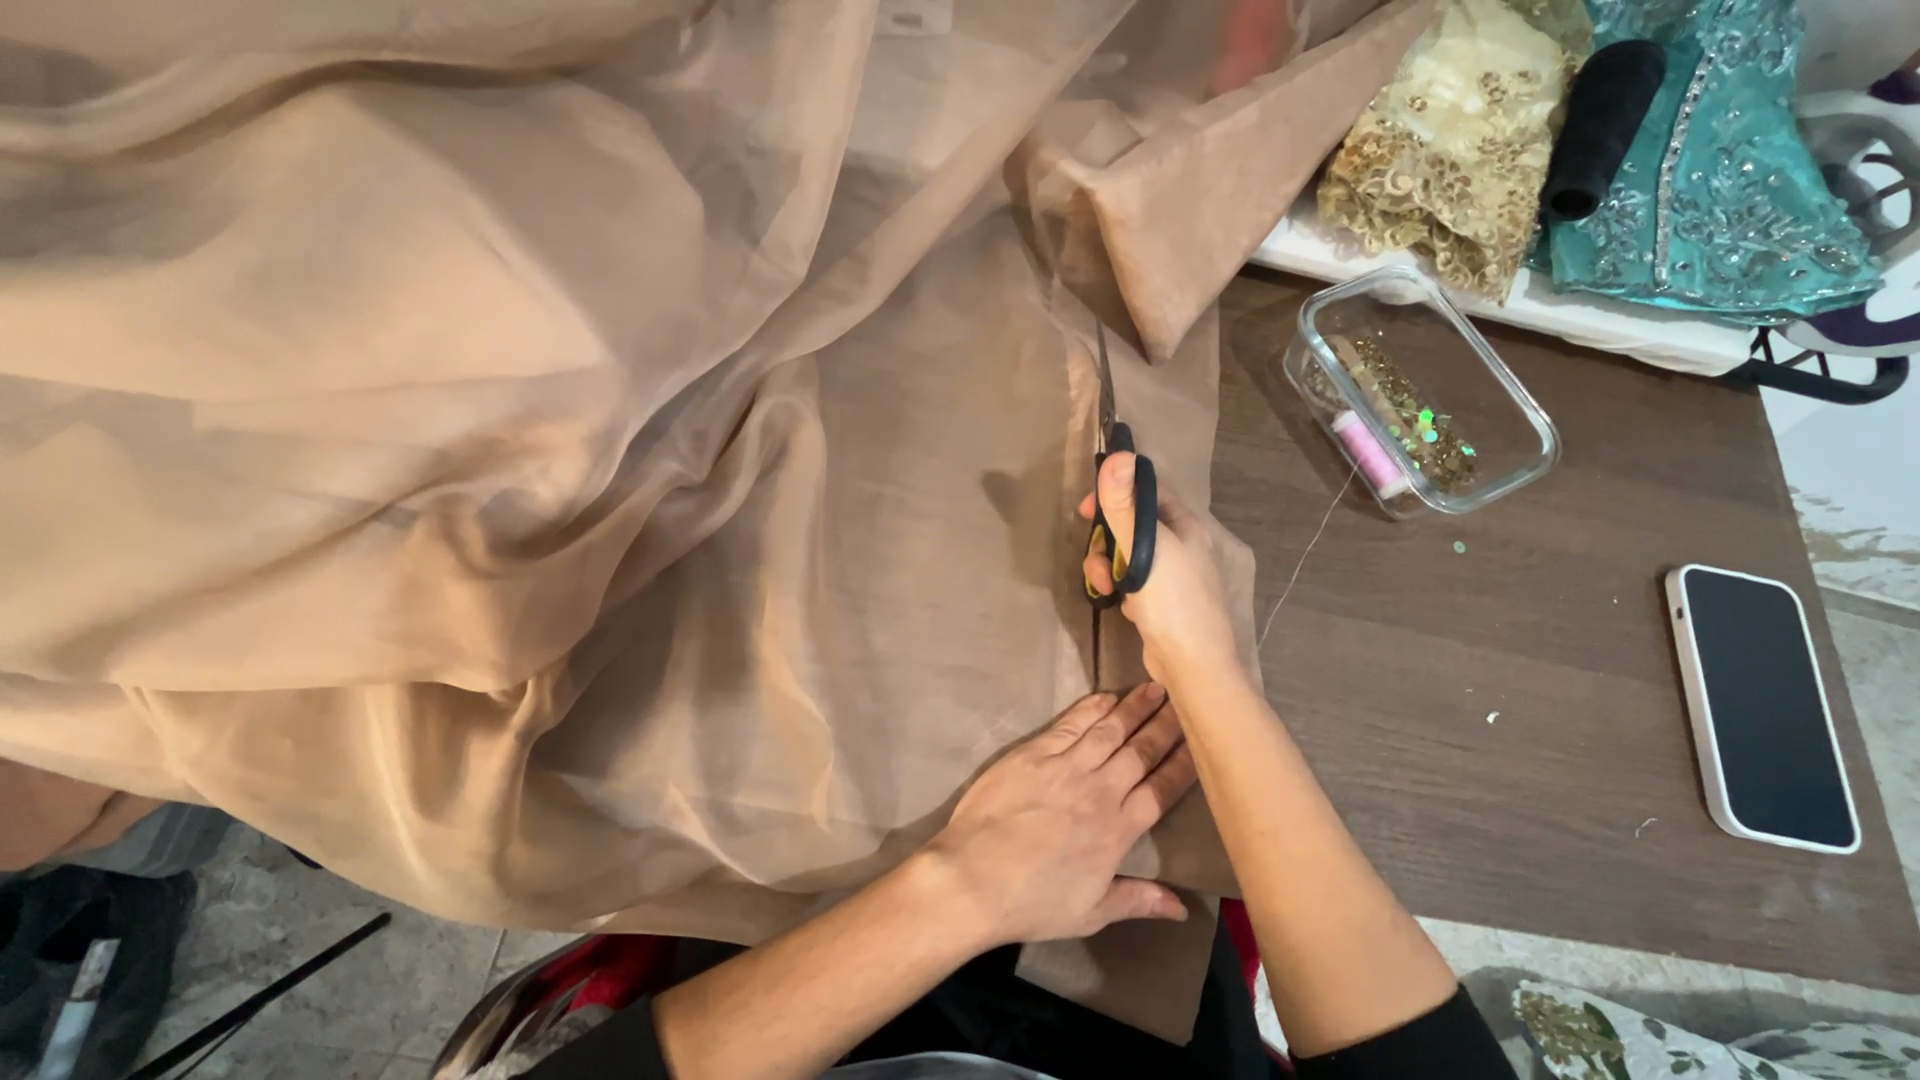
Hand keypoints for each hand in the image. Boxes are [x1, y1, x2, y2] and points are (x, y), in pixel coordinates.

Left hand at [920, 684, 1197, 946]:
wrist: (972, 880)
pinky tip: (1107, 697)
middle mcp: (1098, 792)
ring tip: (1155, 687)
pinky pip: (1069, 725)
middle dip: (1166, 725)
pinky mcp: (1033, 754)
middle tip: (1186, 700)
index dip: (1183, 763)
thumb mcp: (1090, 913)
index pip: (1161, 789)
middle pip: (1141, 751)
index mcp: (1117, 831)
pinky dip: (1090, 709)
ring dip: (1134, 708)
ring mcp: (1065, 768)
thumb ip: (1137, 900)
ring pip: (1109, 731)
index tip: (1202, 742)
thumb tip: (1182, 909)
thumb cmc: (1031, 902)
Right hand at [1079, 452, 1242, 692]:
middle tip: (1095, 552)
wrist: (1192, 665)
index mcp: (1186, 525)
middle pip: (1131, 523)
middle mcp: (1181, 545)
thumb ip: (1125, 506)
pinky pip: (1129, 580)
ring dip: (1107, 565)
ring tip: (1105, 584)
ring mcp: (1170, 574)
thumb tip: (1118, 455)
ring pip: (1126, 554)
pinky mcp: (1158, 599)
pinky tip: (1116, 601)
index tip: (1087, 507)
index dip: (1116, 492)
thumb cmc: (1174, 601)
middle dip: (1106, 537)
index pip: (1148, 490)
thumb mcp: (1146, 548)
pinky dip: (1117, 586)